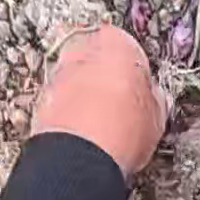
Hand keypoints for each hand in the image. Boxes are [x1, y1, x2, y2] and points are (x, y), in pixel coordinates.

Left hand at [30, 25, 166, 177]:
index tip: (141, 95)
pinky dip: (70, 116)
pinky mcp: (41, 98)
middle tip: (122, 112)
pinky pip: (61, 103)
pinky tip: (84, 138)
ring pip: (77, 81)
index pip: (131, 51)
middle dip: (107, 82)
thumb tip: (155, 102)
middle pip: (98, 61)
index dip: (137, 77)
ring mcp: (58, 73)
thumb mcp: (157, 118)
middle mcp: (83, 48)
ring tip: (102, 130)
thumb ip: (155, 100)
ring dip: (86, 99)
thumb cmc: (122, 131)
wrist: (81, 156)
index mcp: (118, 43)